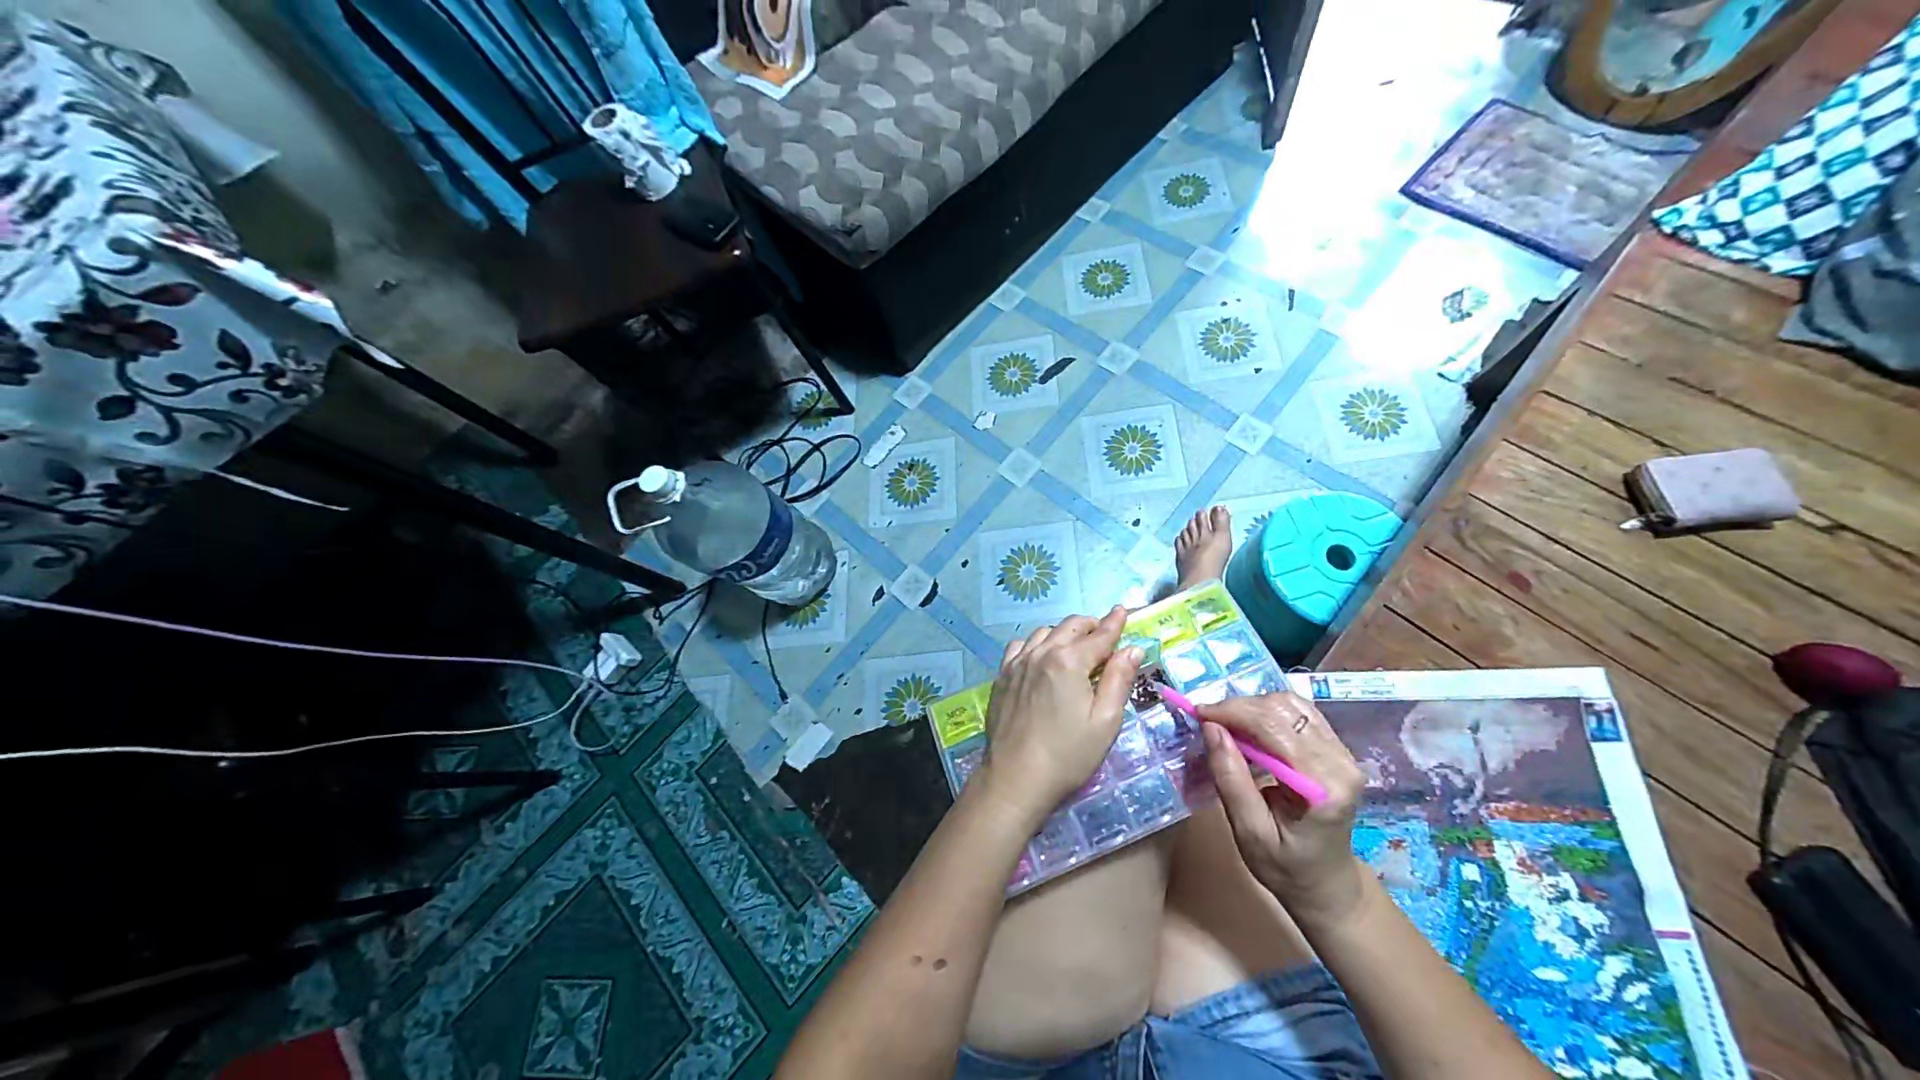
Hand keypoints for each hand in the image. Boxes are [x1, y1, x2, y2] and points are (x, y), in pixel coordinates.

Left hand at [978, 607, 1141, 820]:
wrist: (1015, 778)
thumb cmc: (1068, 754)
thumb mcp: (1105, 721)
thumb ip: (1118, 680)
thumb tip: (1131, 649)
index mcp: (1069, 662)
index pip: (1099, 635)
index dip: (1114, 623)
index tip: (1123, 610)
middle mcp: (1041, 653)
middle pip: (1069, 626)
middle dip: (1090, 625)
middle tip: (1103, 633)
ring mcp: (1017, 663)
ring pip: (1044, 633)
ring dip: (1063, 632)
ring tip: (1075, 645)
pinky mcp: (1002, 677)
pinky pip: (1019, 646)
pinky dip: (1036, 643)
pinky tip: (1041, 655)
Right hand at [1199, 692, 1367, 929]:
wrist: (1326, 884)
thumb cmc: (1286, 866)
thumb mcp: (1249, 832)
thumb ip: (1231, 779)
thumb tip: (1211, 728)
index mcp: (1322, 785)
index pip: (1274, 727)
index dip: (1232, 713)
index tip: (1197, 714)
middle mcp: (1340, 761)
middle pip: (1282, 709)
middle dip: (1238, 708)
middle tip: (1206, 721)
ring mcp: (1343, 752)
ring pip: (1290, 704)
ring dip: (1252, 707)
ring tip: (1226, 725)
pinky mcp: (1336, 748)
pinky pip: (1299, 712)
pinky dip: (1267, 712)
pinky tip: (1249, 728)